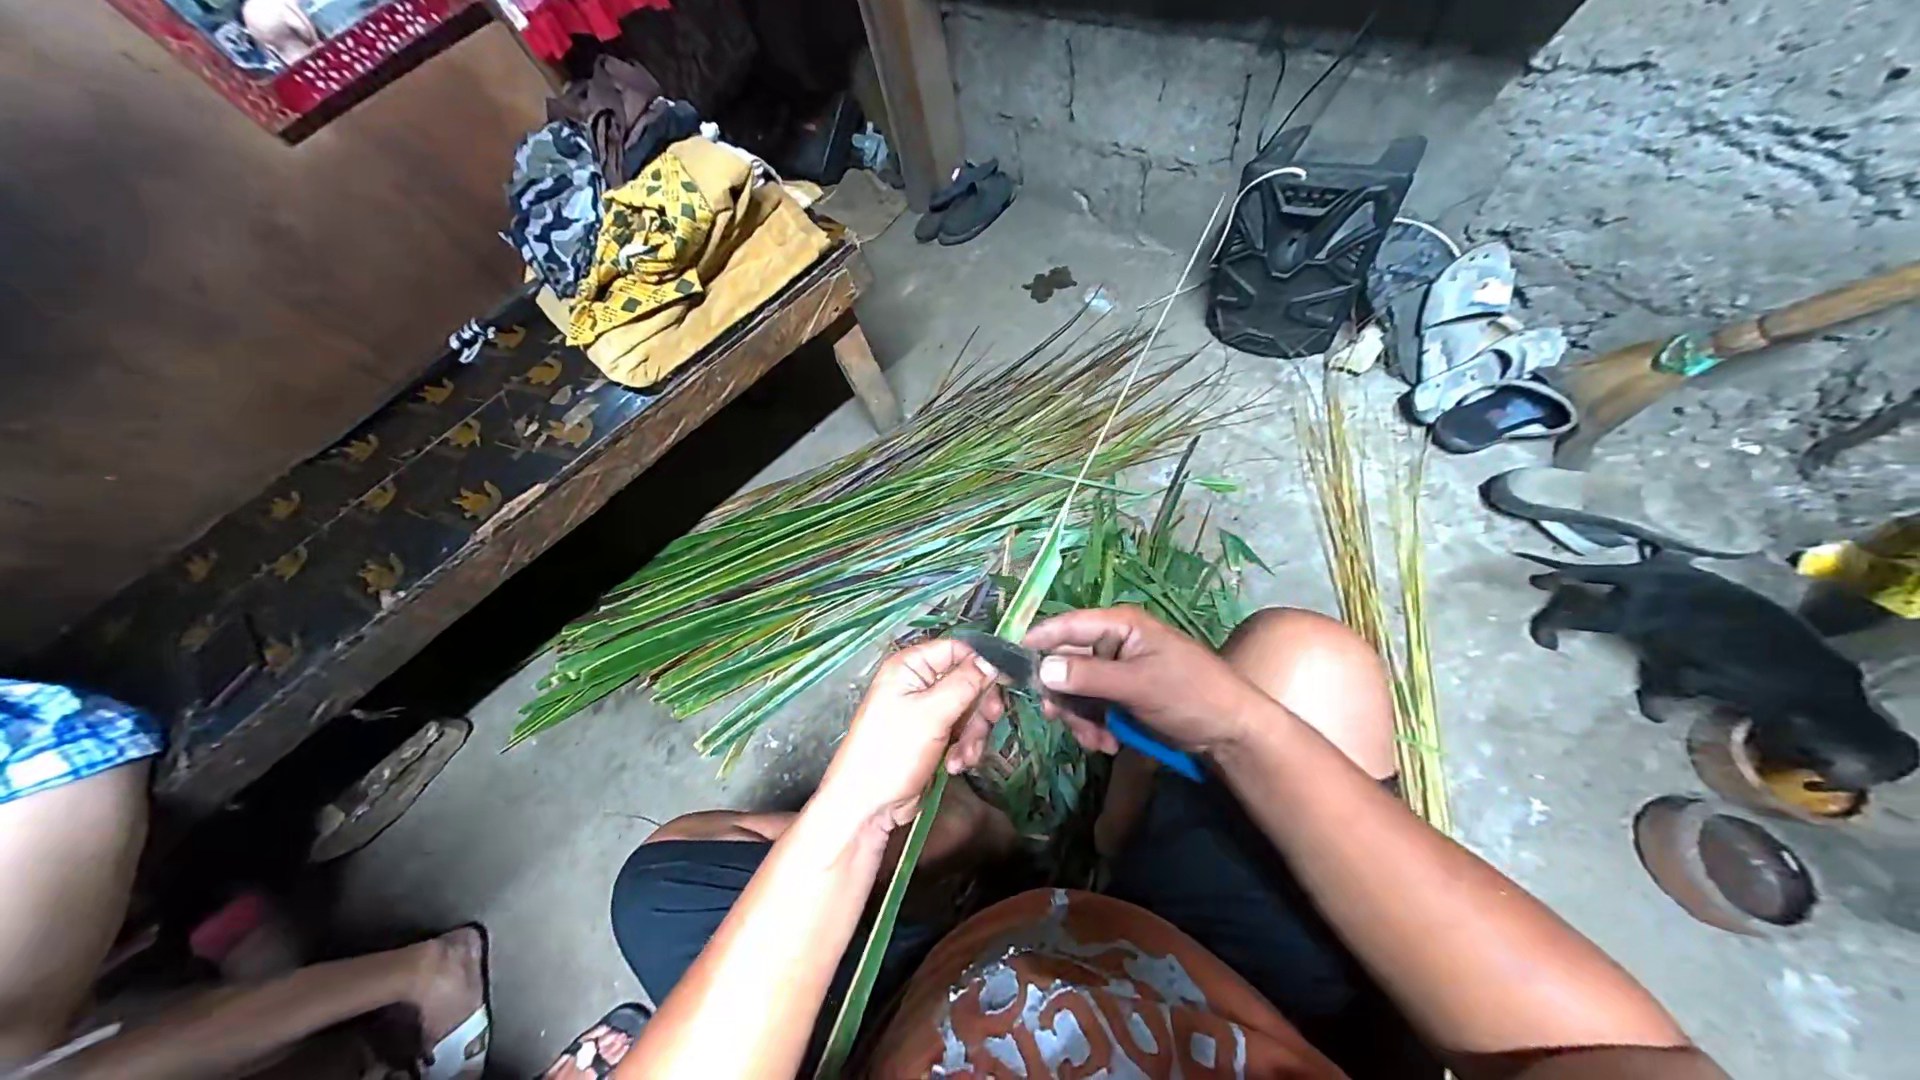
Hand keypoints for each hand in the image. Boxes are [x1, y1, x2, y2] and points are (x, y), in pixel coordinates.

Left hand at [812, 638, 1001, 838]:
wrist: (868, 806)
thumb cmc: (891, 753)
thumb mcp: (932, 714)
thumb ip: (965, 683)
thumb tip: (992, 662)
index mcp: (910, 666)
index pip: (957, 649)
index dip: (981, 664)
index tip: (1002, 683)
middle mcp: (917, 682)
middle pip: (968, 681)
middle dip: (978, 708)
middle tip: (987, 724)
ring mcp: (925, 710)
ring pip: (969, 710)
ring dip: (972, 734)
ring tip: (961, 757)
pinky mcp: (933, 735)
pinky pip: (962, 732)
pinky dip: (964, 748)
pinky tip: (954, 765)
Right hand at [1024, 606, 1264, 756]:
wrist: (1230, 732)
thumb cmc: (1190, 694)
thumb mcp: (1138, 684)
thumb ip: (1088, 676)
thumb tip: (1042, 669)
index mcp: (1120, 625)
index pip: (1068, 625)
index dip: (1039, 640)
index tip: (1009, 660)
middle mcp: (1113, 643)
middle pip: (1066, 661)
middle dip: (1063, 694)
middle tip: (1058, 718)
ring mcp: (1116, 670)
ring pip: (1075, 690)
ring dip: (1079, 717)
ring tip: (1095, 740)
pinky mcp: (1120, 695)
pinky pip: (1090, 707)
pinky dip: (1093, 726)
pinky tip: (1106, 744)